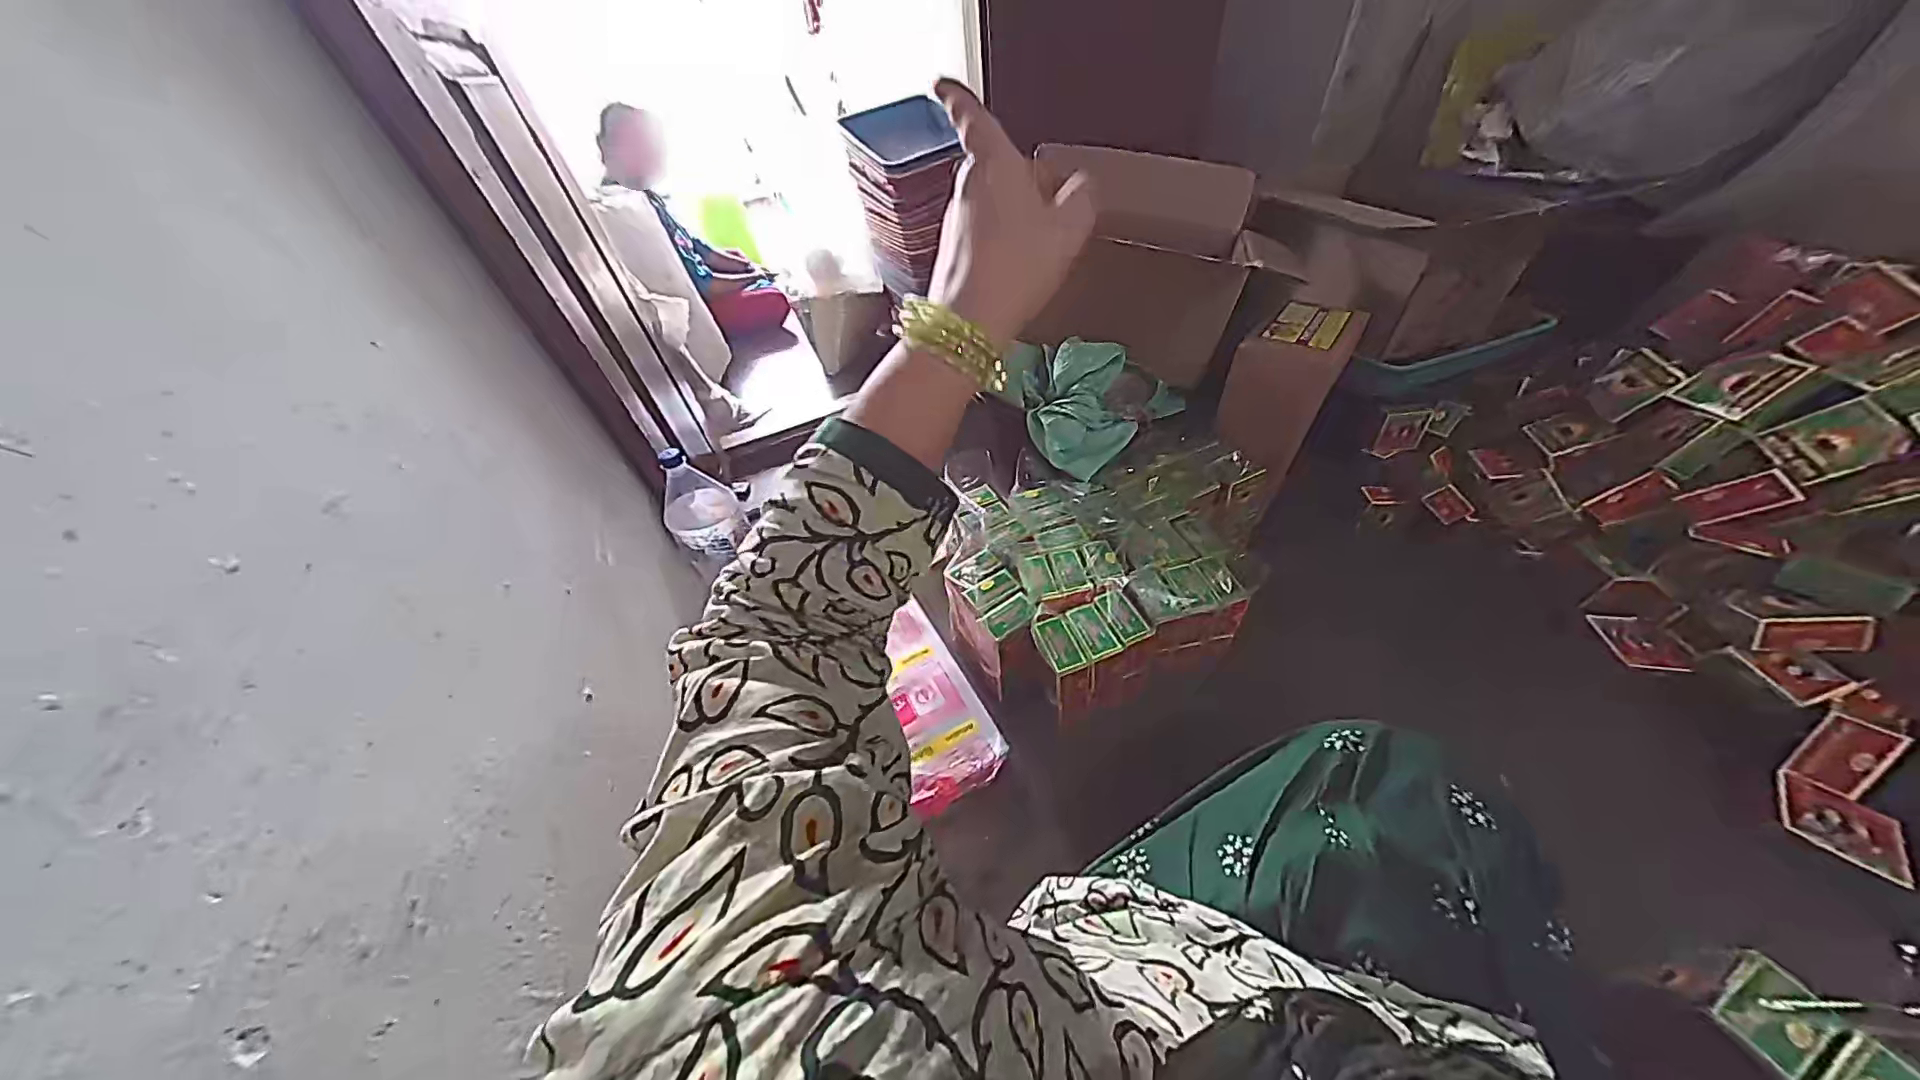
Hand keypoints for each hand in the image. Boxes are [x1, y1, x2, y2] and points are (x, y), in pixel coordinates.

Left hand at [928, 79, 1094, 347]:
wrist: (971, 323)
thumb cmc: (1015, 270)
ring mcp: (956, 221)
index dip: (958, 98)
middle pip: (996, 167)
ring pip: (991, 203)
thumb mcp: (1069, 229)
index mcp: (994, 165)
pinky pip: (983, 234)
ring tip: (1038, 249)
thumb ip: (1082, 197)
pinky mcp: (952, 251)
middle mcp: (967, 187)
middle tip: (1051, 204)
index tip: (944, 86)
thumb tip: (1081, 187)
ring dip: (1015, 215)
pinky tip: (1018, 269)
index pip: (971, 118)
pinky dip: (1002, 242)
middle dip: (1021, 178)